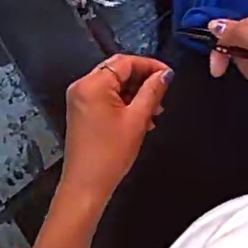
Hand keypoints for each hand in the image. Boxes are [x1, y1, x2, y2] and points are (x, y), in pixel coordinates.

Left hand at [57, 55, 171, 217]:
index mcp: (92, 84)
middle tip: (163, 93)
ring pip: (114, 85)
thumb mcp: (137, 119)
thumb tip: (164, 75)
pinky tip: (141, 117)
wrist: (86, 185)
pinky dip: (124, 102)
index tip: (168, 74)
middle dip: (143, 80)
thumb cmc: (109, 155)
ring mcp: (80, 98)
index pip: (125, 62)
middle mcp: (82, 86)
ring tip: (154, 110)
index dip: (150, 65)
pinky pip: (106, 97)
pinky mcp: (82, 110)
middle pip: (118, 71)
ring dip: (135, 93)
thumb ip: (152, 92)